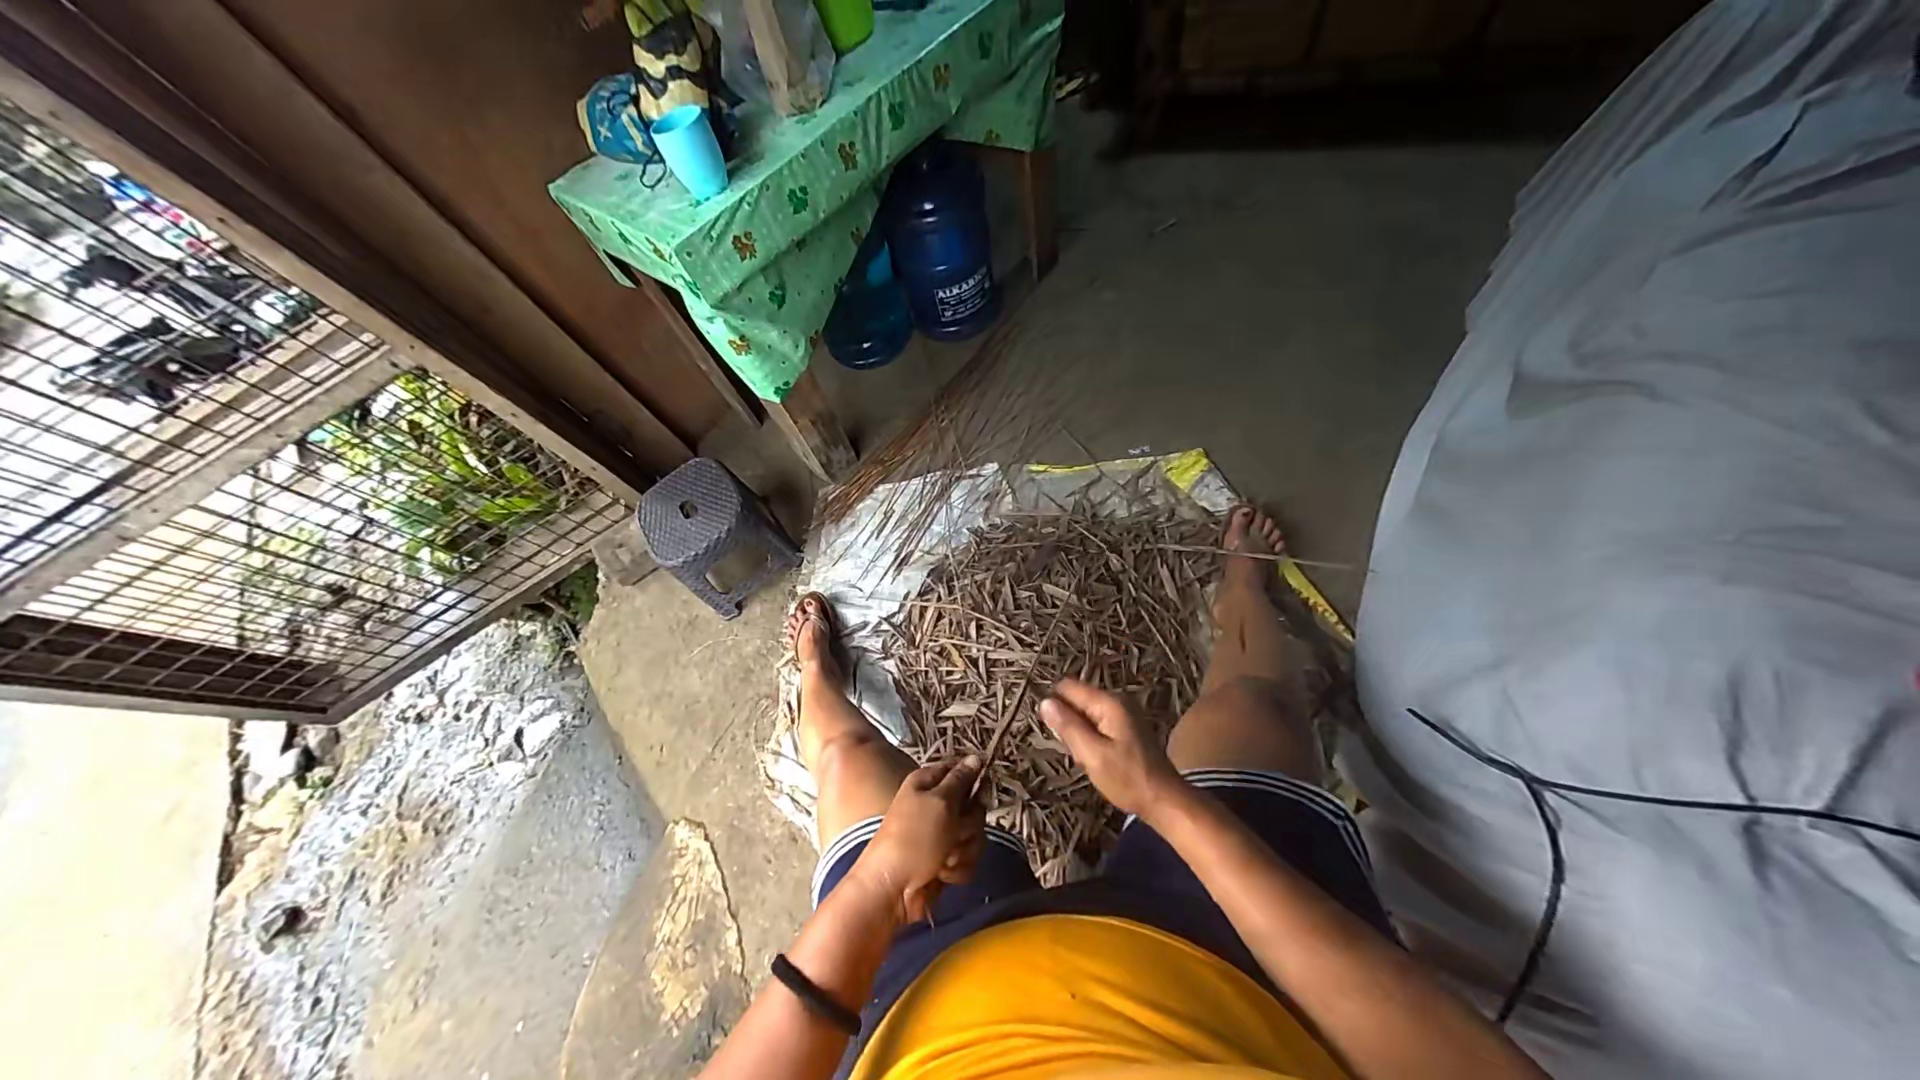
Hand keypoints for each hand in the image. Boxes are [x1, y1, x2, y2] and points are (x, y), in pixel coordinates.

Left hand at [848, 756, 985, 923]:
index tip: (978, 794)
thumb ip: (961, 780)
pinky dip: (958, 868)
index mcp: (929, 783)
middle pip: (975, 807)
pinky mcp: (946, 860)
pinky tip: (942, 873)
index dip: (974, 782)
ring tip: (944, 858)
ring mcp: (942, 834)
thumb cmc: (913, 838)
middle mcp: (936, 805)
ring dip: (964, 849)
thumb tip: (975, 756)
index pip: (963, 770)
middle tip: (953, 832)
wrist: (891, 890)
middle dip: (969, 824)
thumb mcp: (939, 802)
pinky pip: (969, 859)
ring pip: (975, 835)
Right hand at [1041, 678, 1185, 820]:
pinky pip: (1097, 726)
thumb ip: (1068, 726)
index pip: (1068, 687)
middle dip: (1068, 724)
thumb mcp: (1092, 754)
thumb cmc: (1128, 779)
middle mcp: (1118, 702)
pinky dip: (1091, 741)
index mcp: (1110, 703)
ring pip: (1085, 716)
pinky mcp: (1126, 729)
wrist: (1164, 800)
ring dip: (1079, 736)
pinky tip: (1097, 761)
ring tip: (1088, 759)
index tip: (1054, 732)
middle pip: (1077, 701)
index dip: (1055, 705)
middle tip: (1076, 751)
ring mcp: (1124, 715)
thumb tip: (1045, 702)